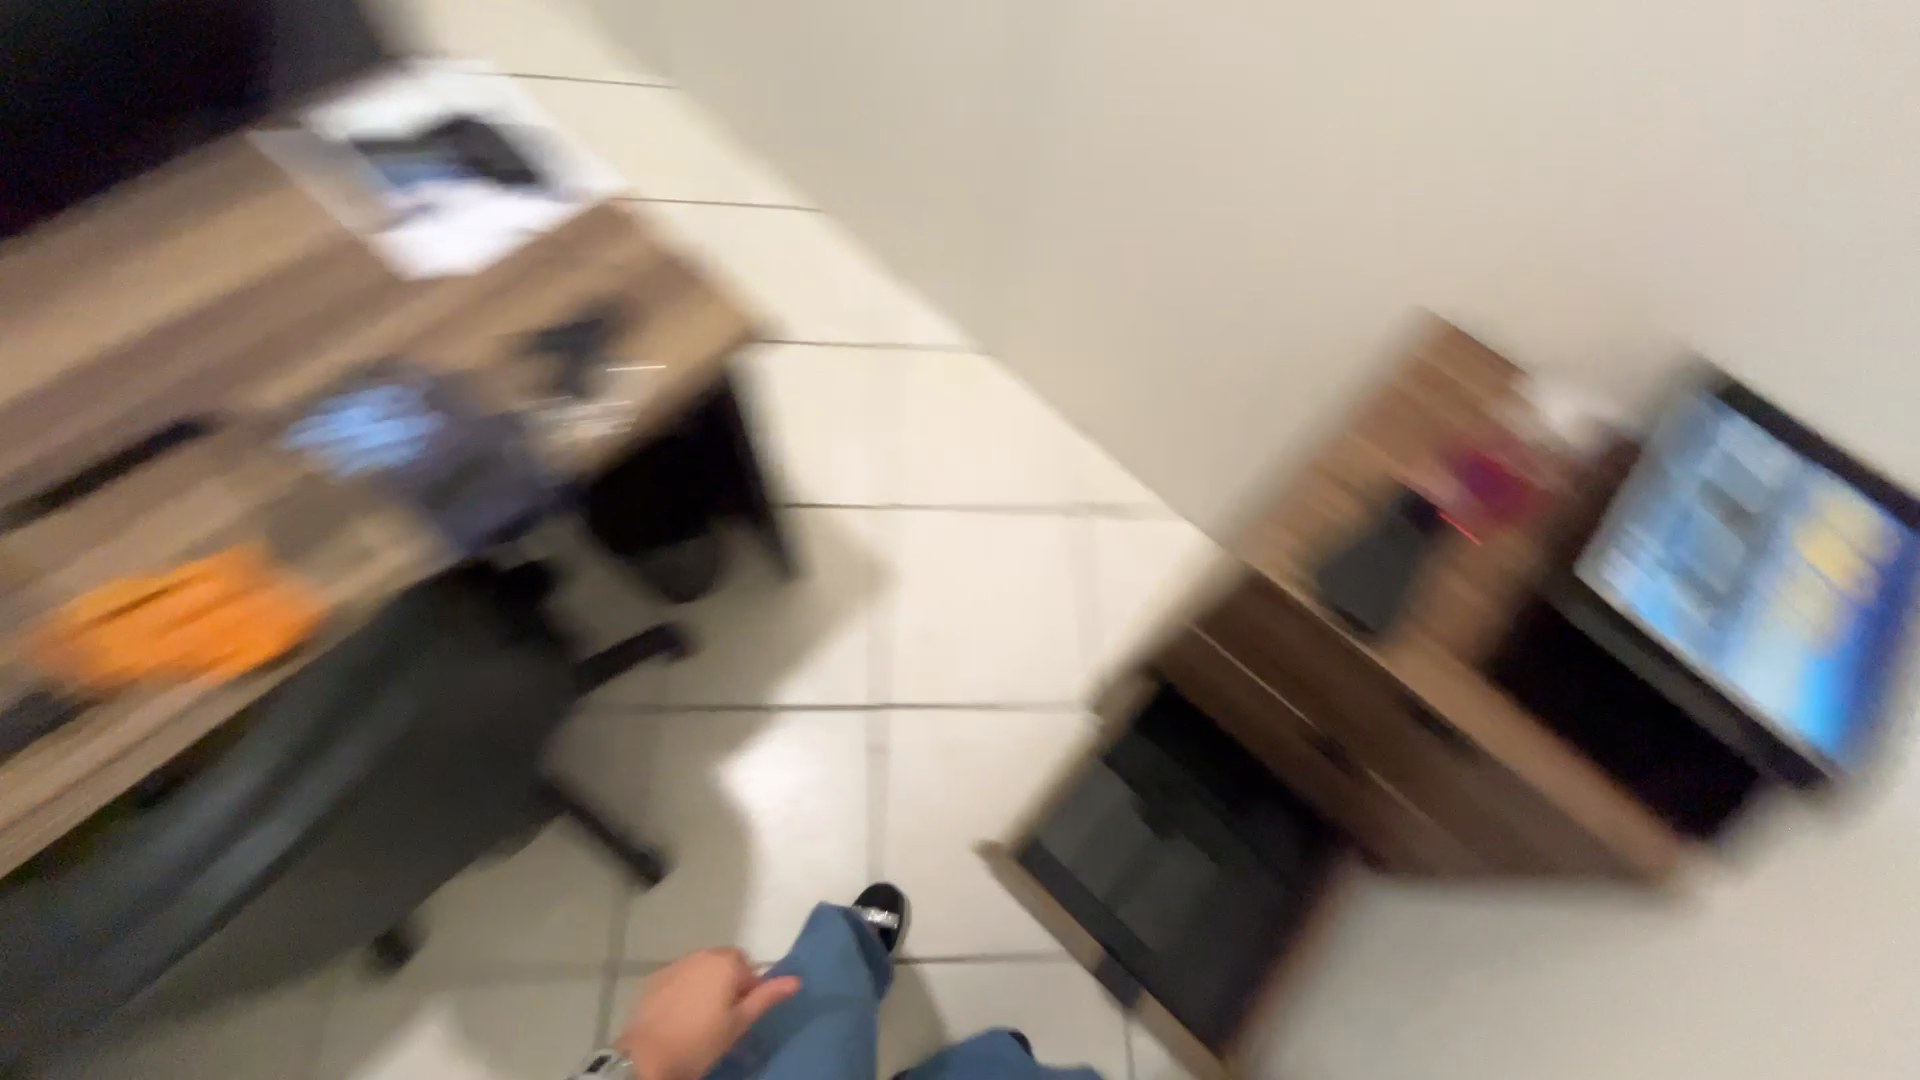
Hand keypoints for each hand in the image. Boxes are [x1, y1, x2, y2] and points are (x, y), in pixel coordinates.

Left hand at [616, 947, 800, 1079]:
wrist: (646, 1058)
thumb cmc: (700, 1042)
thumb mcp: (739, 1024)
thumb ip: (767, 997)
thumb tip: (797, 979)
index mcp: (728, 962)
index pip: (750, 971)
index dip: (748, 994)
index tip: (738, 1019)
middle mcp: (704, 953)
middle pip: (726, 965)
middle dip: (728, 985)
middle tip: (721, 1019)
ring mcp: (678, 963)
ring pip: (703, 969)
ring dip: (706, 985)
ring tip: (698, 1019)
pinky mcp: (656, 977)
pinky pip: (681, 977)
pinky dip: (684, 989)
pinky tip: (678, 1016)